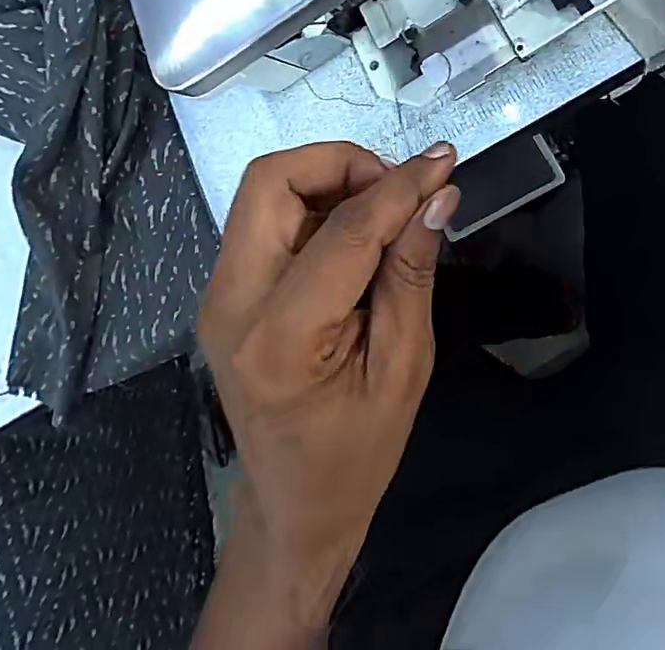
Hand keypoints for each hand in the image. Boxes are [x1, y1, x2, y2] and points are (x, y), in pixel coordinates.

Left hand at [195, 142, 462, 646]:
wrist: (294, 503)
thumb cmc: (359, 448)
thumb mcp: (405, 363)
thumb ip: (413, 272)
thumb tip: (439, 197)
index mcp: (280, 337)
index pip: (345, 230)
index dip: (402, 186)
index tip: (445, 161)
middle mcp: (231, 303)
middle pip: (271, 180)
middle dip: (344, 163)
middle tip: (401, 188)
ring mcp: (220, 294)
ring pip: (265, 189)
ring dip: (330, 178)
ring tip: (387, 207)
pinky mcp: (227, 290)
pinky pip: (267, 216)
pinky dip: (318, 201)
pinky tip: (360, 229)